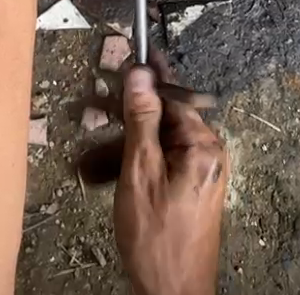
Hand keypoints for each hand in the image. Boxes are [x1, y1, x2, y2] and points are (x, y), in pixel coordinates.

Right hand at [115, 65, 228, 294]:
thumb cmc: (157, 240)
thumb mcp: (141, 173)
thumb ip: (141, 120)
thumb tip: (140, 73)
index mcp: (202, 145)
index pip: (172, 95)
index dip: (144, 79)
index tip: (124, 60)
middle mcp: (207, 153)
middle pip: (163, 116)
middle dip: (127, 111)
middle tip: (95, 103)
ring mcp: (200, 172)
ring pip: (158, 139)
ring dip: (125, 138)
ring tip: (92, 142)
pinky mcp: (190, 188)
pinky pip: (161, 160)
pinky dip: (135, 160)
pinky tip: (106, 167)